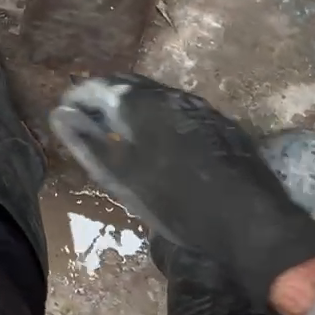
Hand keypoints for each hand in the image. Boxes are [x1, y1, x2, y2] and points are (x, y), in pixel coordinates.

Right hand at [50, 75, 314, 312]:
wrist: (256, 228)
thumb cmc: (175, 200)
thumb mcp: (119, 175)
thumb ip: (84, 140)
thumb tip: (59, 113)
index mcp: (138, 101)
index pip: (94, 87)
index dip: (75, 99)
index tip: (65, 115)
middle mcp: (169, 95)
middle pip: (126, 87)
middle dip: (103, 100)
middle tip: (90, 123)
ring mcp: (200, 109)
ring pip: (155, 100)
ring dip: (133, 111)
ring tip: (123, 135)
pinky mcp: (224, 128)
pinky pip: (180, 114)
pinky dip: (160, 122)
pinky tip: (162, 146)